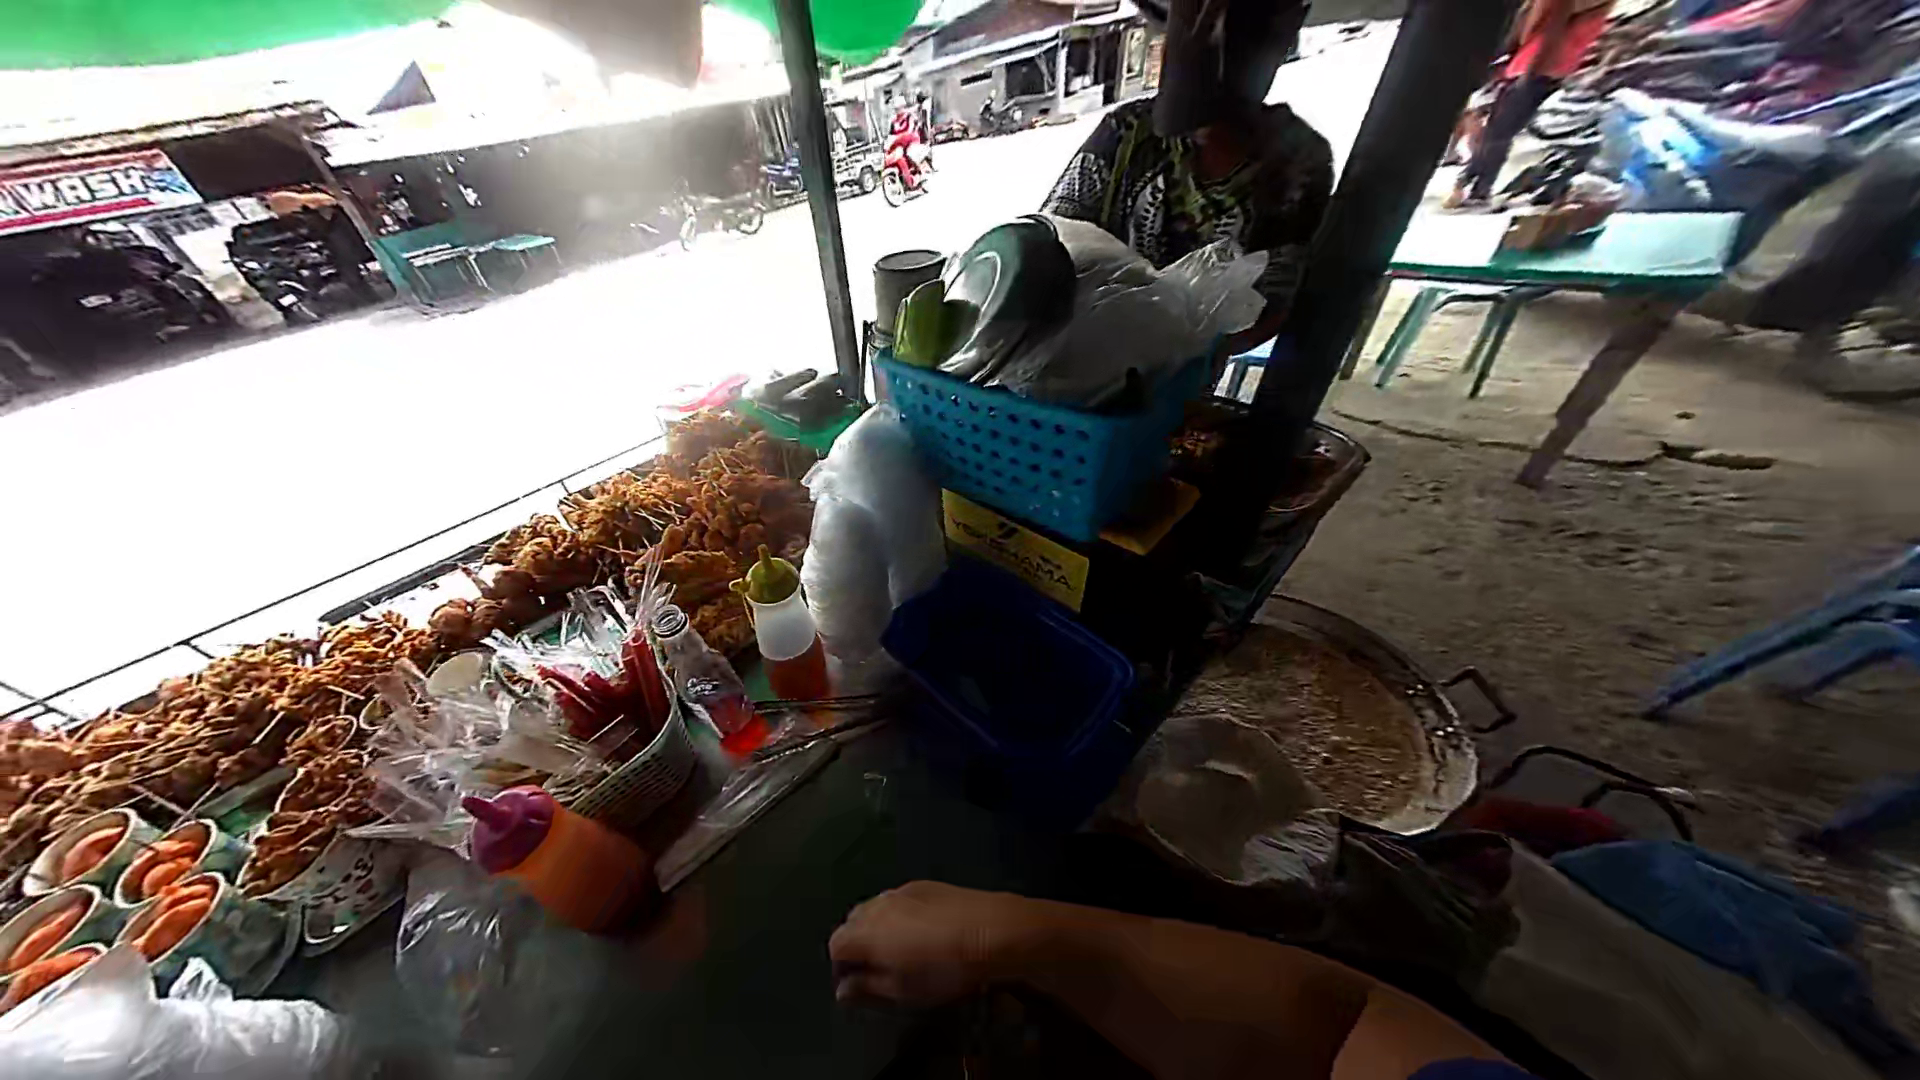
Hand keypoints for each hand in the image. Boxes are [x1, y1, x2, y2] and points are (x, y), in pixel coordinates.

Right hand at [828, 881, 1047, 1005]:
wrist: (988, 929)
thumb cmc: (946, 965)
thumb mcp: (902, 991)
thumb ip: (866, 988)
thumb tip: (845, 990)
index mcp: (868, 931)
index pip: (836, 944)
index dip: (841, 966)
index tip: (854, 982)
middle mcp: (880, 904)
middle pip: (852, 921)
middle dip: (857, 943)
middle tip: (874, 969)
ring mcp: (902, 891)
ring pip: (875, 907)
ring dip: (876, 927)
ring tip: (898, 951)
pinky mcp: (923, 885)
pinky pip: (898, 899)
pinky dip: (898, 914)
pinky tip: (919, 932)